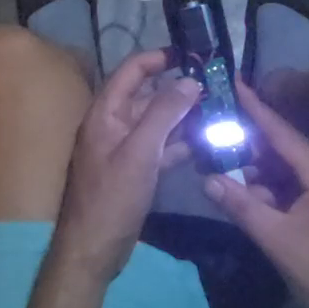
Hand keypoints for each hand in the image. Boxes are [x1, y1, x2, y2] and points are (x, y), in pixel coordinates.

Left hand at [50, 48, 198, 282]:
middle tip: (213, 86)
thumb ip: (164, 113)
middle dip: (178, 90)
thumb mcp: (141, 152)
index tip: (189, 55)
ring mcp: (123, 149)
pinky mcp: (134, 171)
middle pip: (147, 95)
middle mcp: (113, 124)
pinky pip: (160, 147)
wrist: (92, 252)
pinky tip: (205, 143)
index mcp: (105, 112)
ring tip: (217, 111)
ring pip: (156, 122)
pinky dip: (180, 143)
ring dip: (183, 116)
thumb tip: (190, 81)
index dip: (158, 58)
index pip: (132, 71)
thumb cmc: (112, 197)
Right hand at [205, 80, 308, 307]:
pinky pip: (283, 187)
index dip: (257, 108)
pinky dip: (261, 186)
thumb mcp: (278, 239)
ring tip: (218, 153)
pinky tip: (238, 188)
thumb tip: (208, 178)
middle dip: (248, 134)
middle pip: (280, 146)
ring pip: (279, 168)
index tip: (234, 83)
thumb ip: (242, 206)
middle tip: (216, 119)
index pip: (282, 132)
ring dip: (252, 163)